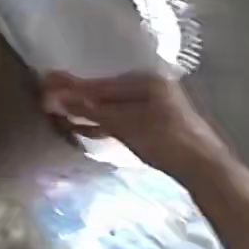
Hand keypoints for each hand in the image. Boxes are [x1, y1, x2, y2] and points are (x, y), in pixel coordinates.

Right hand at [42, 71, 230, 178]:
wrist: (202, 168)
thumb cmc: (164, 140)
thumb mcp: (122, 123)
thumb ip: (88, 109)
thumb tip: (54, 96)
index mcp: (145, 80)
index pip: (99, 84)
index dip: (71, 87)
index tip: (45, 85)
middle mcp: (149, 87)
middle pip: (104, 93)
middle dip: (76, 99)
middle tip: (47, 100)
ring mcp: (153, 106)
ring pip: (111, 107)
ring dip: (87, 112)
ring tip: (59, 113)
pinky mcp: (153, 124)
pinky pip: (120, 118)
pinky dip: (102, 123)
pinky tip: (84, 127)